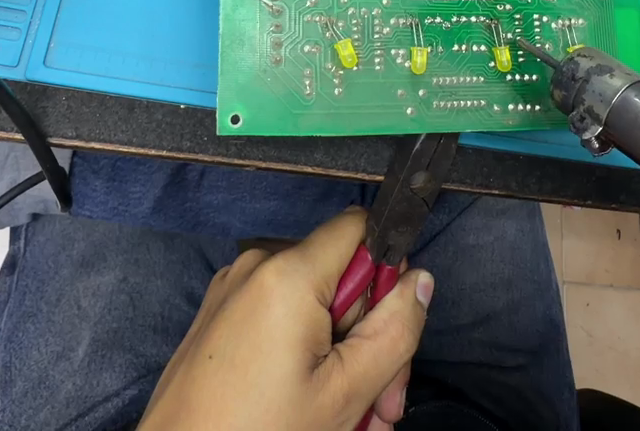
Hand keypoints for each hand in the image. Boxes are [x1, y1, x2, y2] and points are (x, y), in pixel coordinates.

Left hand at [139, 208, 433, 430]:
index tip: (391, 327)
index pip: (360, 228)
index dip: (387, 270)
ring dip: (340, 355)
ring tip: (350, 421)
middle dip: (368, 335)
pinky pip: (280, 317)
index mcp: (288, 271)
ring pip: (313, 304)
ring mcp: (233, 290)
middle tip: (382, 405)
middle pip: (340, 276)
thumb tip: (420, 278)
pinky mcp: (219, 317)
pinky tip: (309, 407)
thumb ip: (394, 331)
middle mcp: (257, 265)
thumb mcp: (345, 393)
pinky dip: (303, 352)